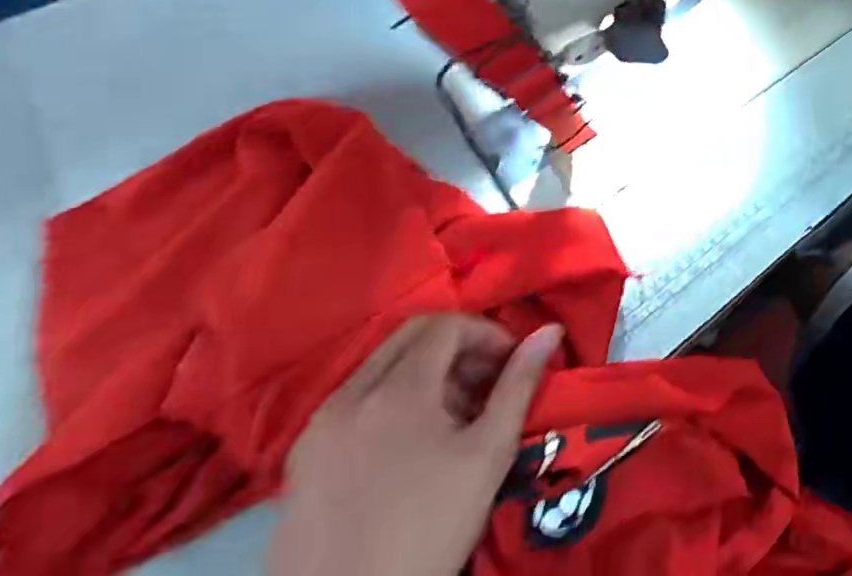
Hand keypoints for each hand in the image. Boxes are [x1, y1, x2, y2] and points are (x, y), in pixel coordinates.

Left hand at [267, 316, 562, 575]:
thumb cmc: (430, 526)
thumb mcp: (489, 452)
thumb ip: (520, 383)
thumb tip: (550, 331)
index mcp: (395, 391)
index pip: (445, 325)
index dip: (487, 333)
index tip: (511, 364)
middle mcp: (348, 396)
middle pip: (410, 335)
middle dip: (457, 346)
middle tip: (487, 383)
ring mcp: (317, 427)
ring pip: (380, 365)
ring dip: (426, 371)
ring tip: (456, 416)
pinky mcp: (300, 458)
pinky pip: (354, 400)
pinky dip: (392, 398)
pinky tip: (413, 443)